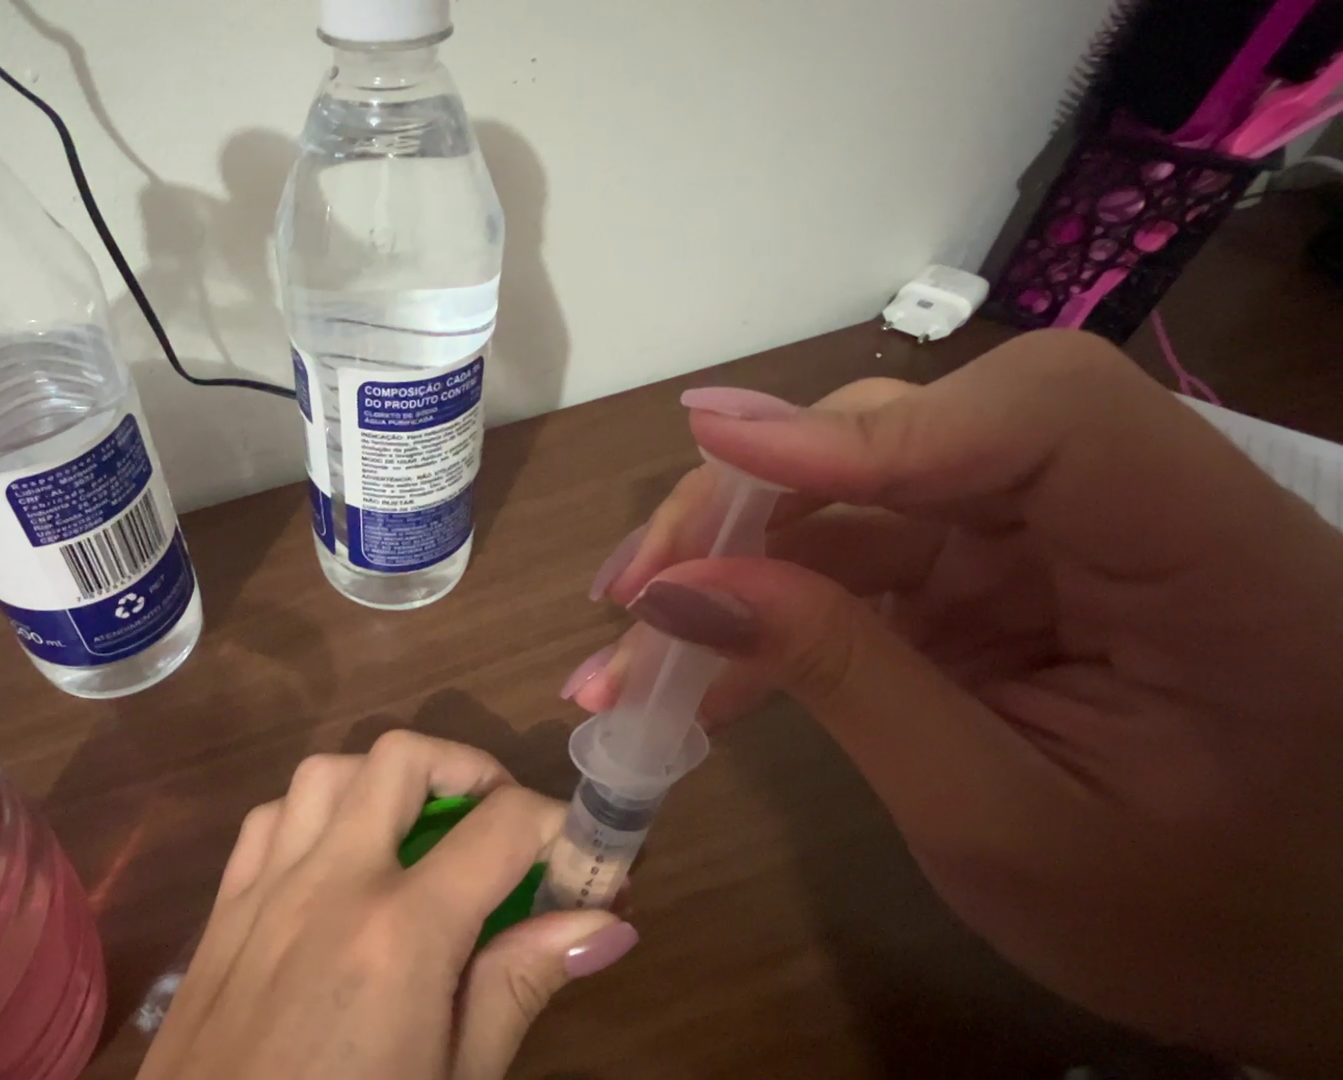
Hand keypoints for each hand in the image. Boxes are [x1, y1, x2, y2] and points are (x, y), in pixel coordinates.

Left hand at [137, 731, 637, 1079]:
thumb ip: (518, 985)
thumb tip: (601, 921)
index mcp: (400, 933)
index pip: (501, 826)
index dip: (560, 826)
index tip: (584, 857)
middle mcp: (331, 883)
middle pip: (402, 758)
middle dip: (467, 768)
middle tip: (498, 821)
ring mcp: (267, 886)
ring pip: (327, 770)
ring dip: (384, 780)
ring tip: (418, 830)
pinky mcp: (226, 906)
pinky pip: (271, 816)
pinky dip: (315, 810)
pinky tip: (337, 854)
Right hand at [570, 331, 1342, 1075]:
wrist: (1273, 954)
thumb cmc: (1183, 917)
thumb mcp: (1000, 823)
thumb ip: (846, 685)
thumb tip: (680, 591)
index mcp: (1199, 557)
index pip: (1033, 419)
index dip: (861, 427)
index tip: (710, 443)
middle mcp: (1104, 514)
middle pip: (892, 441)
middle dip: (743, 507)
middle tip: (634, 590)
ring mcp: (1020, 543)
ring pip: (835, 503)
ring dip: (718, 566)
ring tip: (625, 648)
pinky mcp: (962, 578)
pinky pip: (832, 566)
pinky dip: (748, 613)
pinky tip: (682, 677)